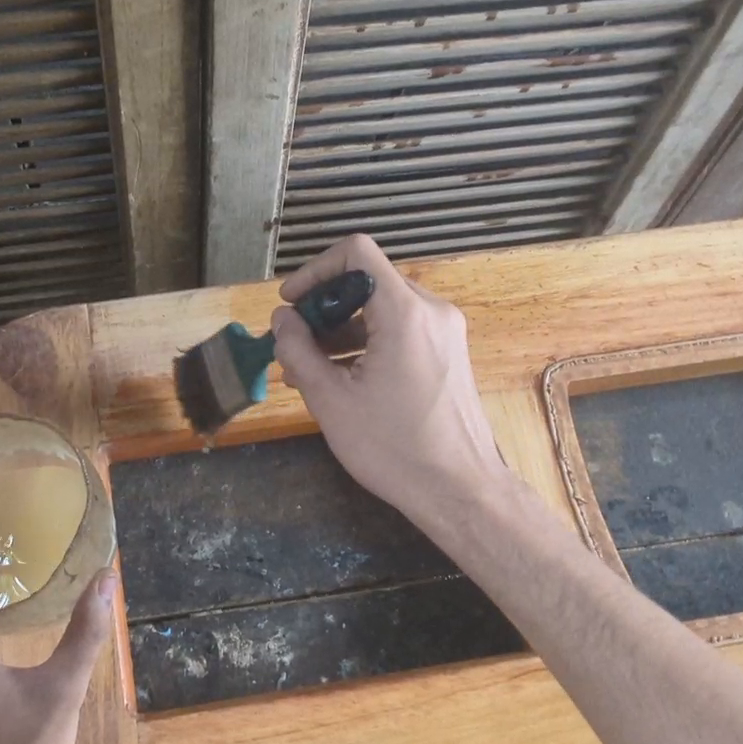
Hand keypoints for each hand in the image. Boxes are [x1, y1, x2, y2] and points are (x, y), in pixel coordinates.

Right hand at [273, 234, 513, 531]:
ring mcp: (444, 332)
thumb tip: (282, 320)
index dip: (315, 270)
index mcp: (405, 312)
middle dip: (323, 309)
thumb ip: (299, 351)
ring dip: (341, 331)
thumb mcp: (331, 400)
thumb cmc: (393, 448)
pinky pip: (399, 331)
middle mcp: (431, 311)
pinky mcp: (448, 353)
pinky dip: (367, 344)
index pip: (356, 253)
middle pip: (367, 282)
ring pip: (382, 309)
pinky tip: (342, 380)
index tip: (291, 304)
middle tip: (293, 346)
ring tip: (309, 371)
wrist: (460, 491)